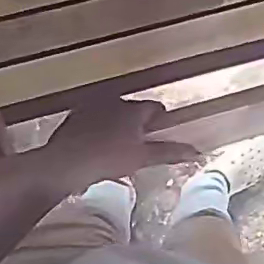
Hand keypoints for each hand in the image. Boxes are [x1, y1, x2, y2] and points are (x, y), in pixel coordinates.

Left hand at [23, 98, 201, 195]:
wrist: (67, 162)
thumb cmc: (109, 159)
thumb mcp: (142, 158)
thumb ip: (169, 153)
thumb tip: (196, 152)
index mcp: (134, 109)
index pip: (154, 108)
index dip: (160, 118)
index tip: (161, 129)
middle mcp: (114, 101)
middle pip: (133, 108)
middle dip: (137, 121)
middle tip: (139, 141)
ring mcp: (91, 106)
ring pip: (112, 112)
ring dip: (116, 123)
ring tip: (117, 145)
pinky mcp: (73, 116)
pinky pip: (92, 119)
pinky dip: (97, 128)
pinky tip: (95, 145)